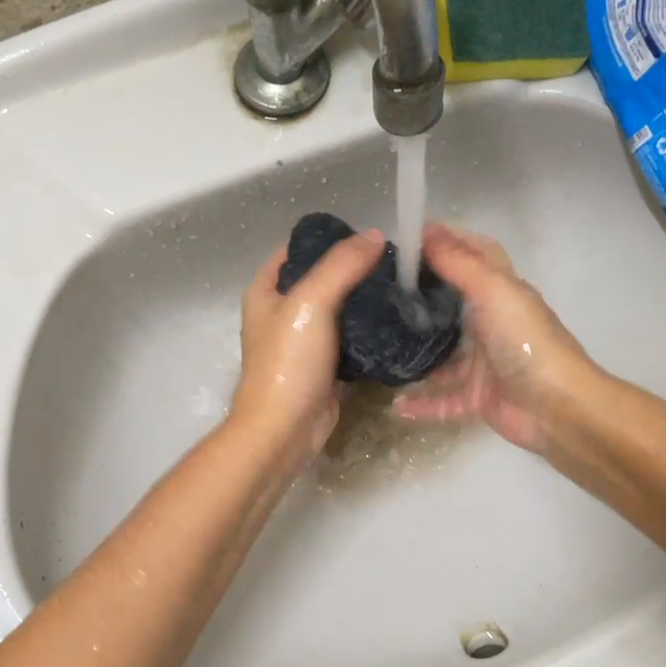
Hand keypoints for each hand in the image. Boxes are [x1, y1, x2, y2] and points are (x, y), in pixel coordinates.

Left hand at [230, 228, 385, 460]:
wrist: (284, 430)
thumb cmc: (288, 363)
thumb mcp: (311, 302)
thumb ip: (341, 266)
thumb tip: (373, 236)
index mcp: (266, 291)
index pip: (296, 249)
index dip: (328, 240)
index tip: (366, 239)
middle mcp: (281, 313)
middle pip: (321, 279)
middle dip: (353, 271)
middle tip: (392, 265)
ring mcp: (302, 342)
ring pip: (338, 311)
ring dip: (364, 303)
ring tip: (399, 290)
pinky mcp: (323, 368)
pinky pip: (348, 341)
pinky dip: (368, 333)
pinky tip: (394, 325)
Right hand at [391, 223, 594, 450]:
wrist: (555, 407)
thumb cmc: (525, 341)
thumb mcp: (493, 291)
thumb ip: (459, 264)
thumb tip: (428, 230)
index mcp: (503, 293)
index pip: (478, 256)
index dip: (451, 241)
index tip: (411, 240)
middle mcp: (494, 324)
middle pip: (454, 306)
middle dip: (423, 299)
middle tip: (383, 293)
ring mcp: (486, 363)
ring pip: (444, 357)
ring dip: (418, 354)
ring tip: (381, 348)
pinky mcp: (479, 398)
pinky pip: (444, 401)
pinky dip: (423, 404)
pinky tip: (397, 404)